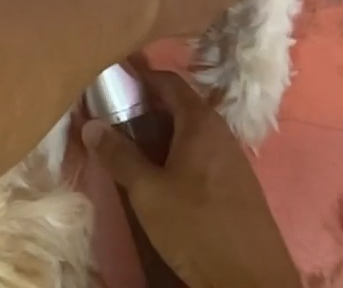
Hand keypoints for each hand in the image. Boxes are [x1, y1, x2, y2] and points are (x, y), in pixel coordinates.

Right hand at [83, 63, 300, 287]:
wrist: (251, 284)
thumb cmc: (196, 228)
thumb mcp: (147, 192)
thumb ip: (118, 155)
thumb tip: (91, 125)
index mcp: (201, 122)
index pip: (168, 80)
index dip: (139, 76)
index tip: (110, 82)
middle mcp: (220, 132)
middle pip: (178, 106)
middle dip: (144, 109)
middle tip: (112, 120)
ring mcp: (232, 159)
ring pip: (189, 133)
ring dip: (159, 135)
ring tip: (129, 150)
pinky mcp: (236, 185)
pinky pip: (201, 154)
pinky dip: (177, 155)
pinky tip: (160, 178)